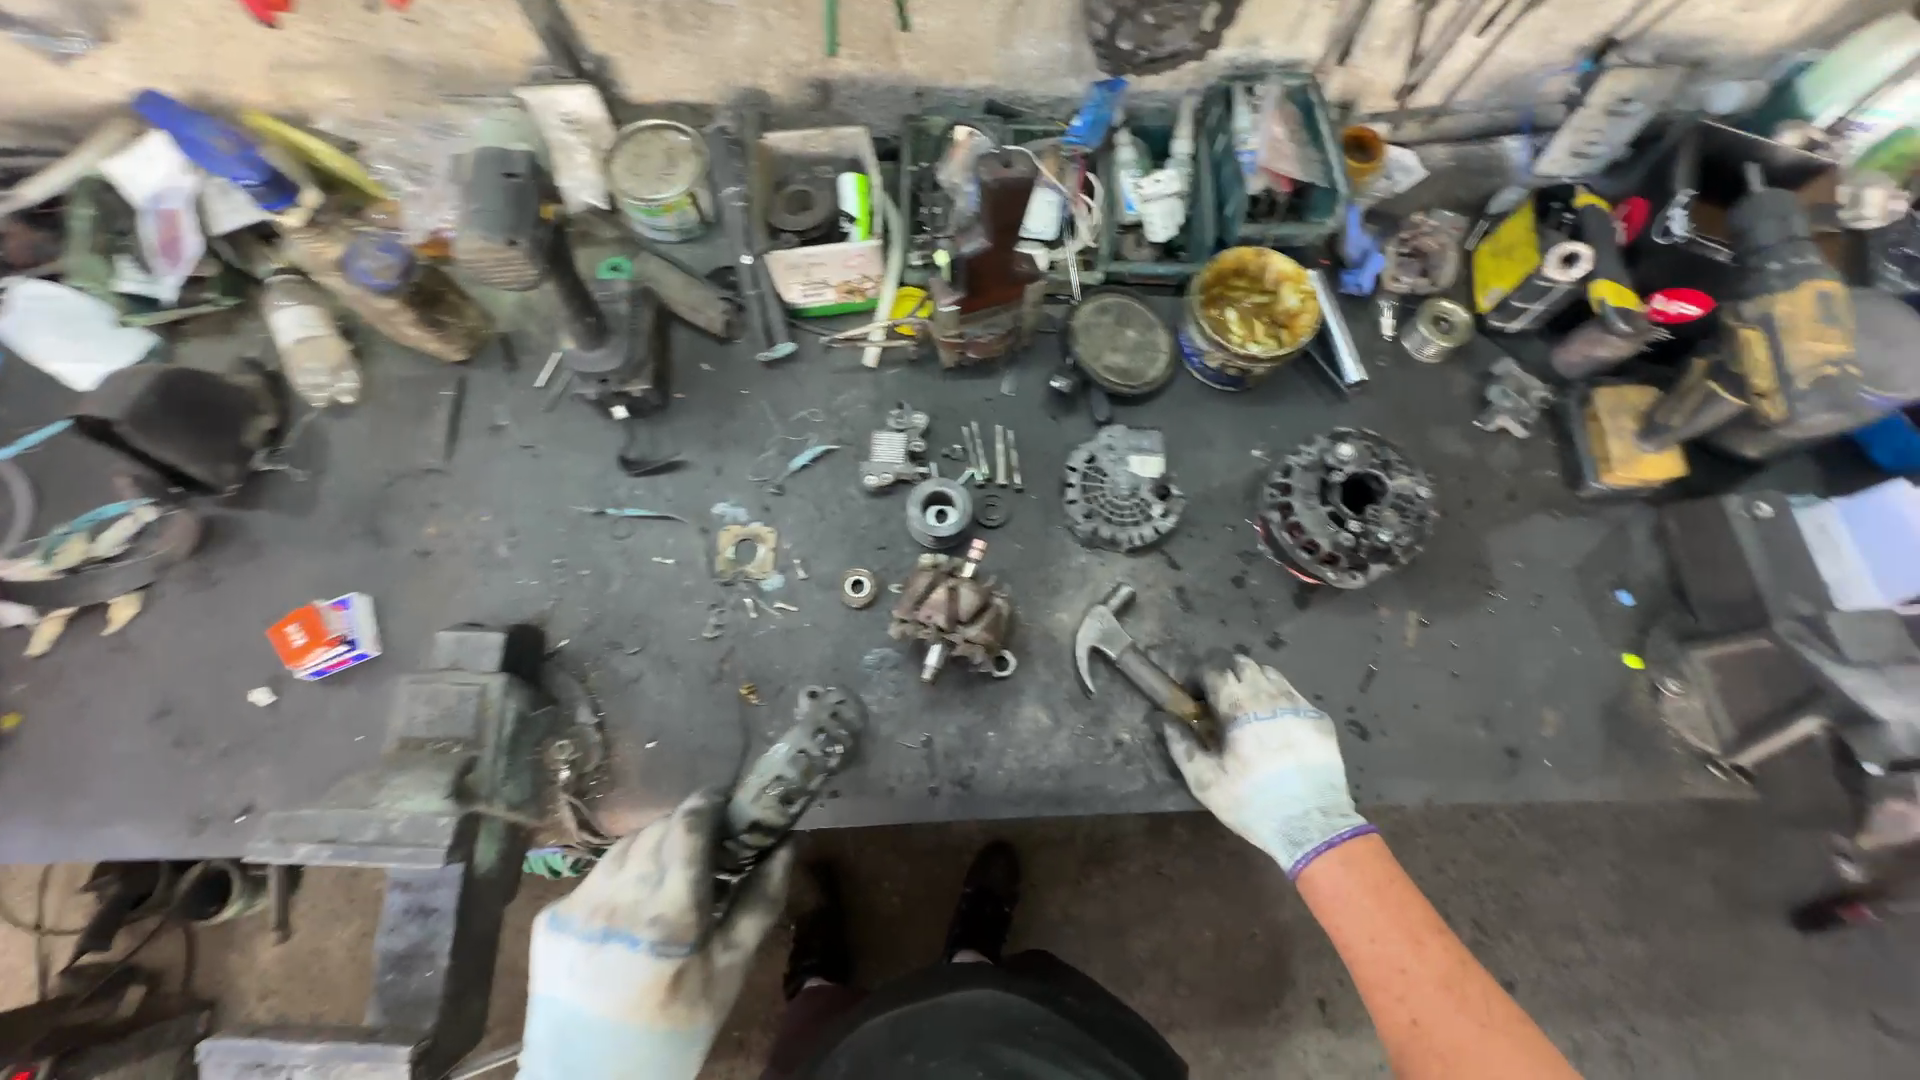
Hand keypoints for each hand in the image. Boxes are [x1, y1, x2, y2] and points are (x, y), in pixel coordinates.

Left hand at [518, 790, 792, 1079]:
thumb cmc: (676, 1027)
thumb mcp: (730, 969)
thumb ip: (760, 901)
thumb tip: (787, 844)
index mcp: (671, 913)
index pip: (689, 824)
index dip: (709, 803)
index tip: (724, 801)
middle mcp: (621, 898)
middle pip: (658, 828)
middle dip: (684, 825)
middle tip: (704, 842)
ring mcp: (580, 907)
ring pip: (624, 845)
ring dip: (652, 844)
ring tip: (669, 868)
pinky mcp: (552, 920)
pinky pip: (595, 874)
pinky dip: (620, 873)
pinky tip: (632, 901)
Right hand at [1165, 655, 1374, 878]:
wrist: (1312, 826)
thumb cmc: (1252, 803)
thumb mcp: (1205, 781)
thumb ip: (1181, 745)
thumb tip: (1165, 720)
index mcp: (1238, 706)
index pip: (1214, 670)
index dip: (1199, 679)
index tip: (1194, 699)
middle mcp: (1269, 696)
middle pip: (1243, 664)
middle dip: (1226, 675)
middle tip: (1219, 703)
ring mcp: (1298, 705)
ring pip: (1270, 674)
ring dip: (1253, 683)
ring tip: (1248, 710)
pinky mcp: (1320, 719)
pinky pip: (1294, 694)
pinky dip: (1278, 699)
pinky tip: (1275, 725)